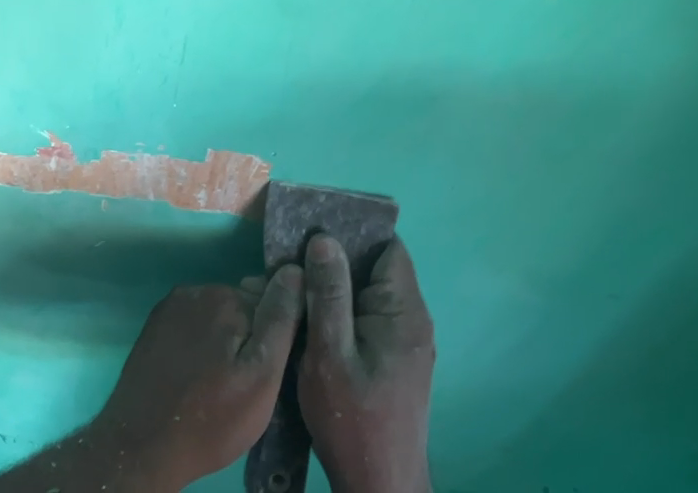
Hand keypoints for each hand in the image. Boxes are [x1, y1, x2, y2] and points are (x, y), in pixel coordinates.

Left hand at [91, 263, 305, 488]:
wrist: (143, 444)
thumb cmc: (212, 418)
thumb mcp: (262, 376)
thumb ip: (280, 319)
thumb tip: (294, 271)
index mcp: (226, 296)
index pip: (272, 300)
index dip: (279, 334)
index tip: (274, 367)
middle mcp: (196, 290)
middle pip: (243, 306)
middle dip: (252, 334)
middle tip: (250, 381)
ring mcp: (171, 307)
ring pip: (217, 316)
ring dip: (227, 340)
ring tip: (224, 382)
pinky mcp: (155, 326)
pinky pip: (193, 325)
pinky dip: (202, 344)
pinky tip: (201, 376)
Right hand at [299, 235, 434, 492]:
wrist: (377, 483)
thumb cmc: (353, 418)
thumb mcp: (329, 351)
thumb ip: (328, 293)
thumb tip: (324, 239)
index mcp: (403, 311)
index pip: (387, 248)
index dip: (351, 233)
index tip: (311, 229)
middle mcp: (411, 320)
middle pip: (373, 269)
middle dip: (332, 260)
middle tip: (286, 260)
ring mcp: (403, 342)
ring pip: (365, 294)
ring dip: (330, 287)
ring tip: (287, 286)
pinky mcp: (392, 360)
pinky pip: (364, 318)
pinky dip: (337, 311)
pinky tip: (304, 318)